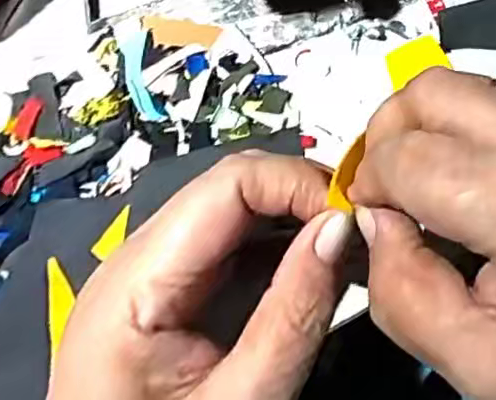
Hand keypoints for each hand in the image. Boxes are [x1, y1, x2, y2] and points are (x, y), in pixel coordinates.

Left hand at [48, 153, 354, 399]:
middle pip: (244, 183)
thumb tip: (342, 225)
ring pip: (253, 204)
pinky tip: (330, 267)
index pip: (235, 180)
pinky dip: (296, 242)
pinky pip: (251, 238)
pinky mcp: (189, 287)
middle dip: (310, 195)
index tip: (351, 217)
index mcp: (135, 281)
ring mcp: (165, 271)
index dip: (302, 183)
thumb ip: (292, 315)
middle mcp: (144, 260)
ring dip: (309, 217)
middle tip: (360, 231)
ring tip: (354, 250)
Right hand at [348, 68, 495, 399]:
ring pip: (456, 82)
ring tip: (421, 192)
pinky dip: (455, 125)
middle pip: (428, 91)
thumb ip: (406, 294)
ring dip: (421, 128)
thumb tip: (372, 224)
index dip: (370, 189)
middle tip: (386, 200)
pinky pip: (488, 94)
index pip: (411, 155)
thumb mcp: (486, 364)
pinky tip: (460, 179)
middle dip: (387, 138)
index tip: (371, 226)